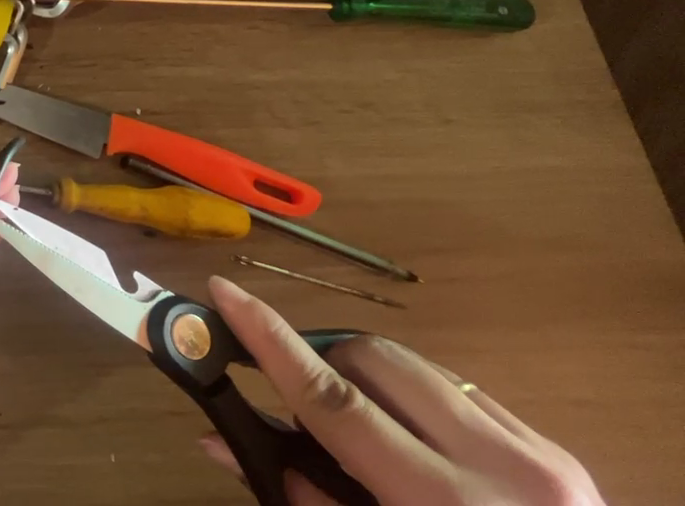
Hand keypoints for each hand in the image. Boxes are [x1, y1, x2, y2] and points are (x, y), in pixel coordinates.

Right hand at [204, 277, 604, 504]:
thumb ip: (305, 500)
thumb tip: (217, 440)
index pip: (333, 401)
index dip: (269, 341)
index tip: (223, 291)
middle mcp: (501, 469)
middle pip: (369, 361)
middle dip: (320, 363)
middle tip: (296, 395)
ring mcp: (539, 455)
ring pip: (411, 363)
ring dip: (365, 377)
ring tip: (359, 422)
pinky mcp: (558, 450)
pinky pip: (457, 389)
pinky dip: (414, 398)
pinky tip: (414, 440)